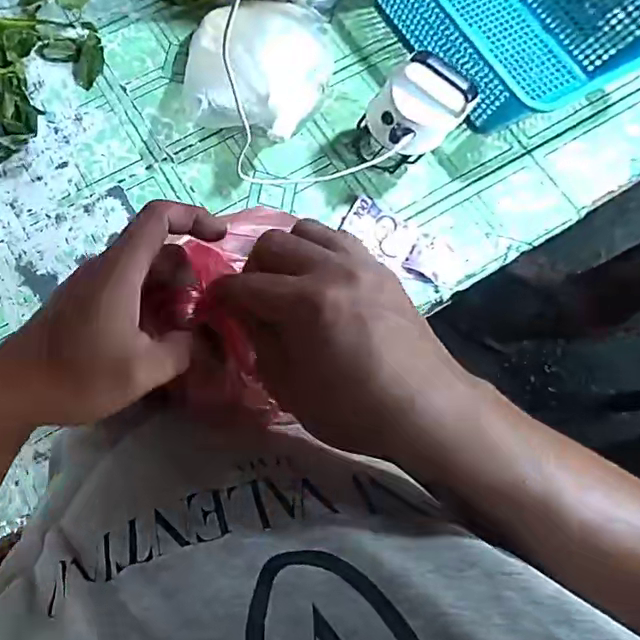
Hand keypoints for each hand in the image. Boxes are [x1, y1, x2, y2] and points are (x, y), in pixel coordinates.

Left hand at [0, 201, 227, 429]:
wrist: (14, 389)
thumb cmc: (78, 376)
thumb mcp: (142, 370)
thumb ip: (182, 350)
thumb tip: (197, 339)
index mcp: (119, 270)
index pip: (159, 217)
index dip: (194, 216)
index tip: (220, 239)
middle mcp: (104, 268)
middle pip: (156, 249)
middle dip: (187, 273)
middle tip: (198, 313)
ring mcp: (91, 285)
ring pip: (142, 272)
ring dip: (169, 294)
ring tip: (180, 334)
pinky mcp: (82, 303)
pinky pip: (125, 290)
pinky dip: (149, 305)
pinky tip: (153, 341)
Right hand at [213, 219, 483, 466]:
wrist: (426, 408)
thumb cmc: (352, 410)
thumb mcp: (288, 386)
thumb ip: (258, 340)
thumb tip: (240, 312)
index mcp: (305, 303)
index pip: (243, 285)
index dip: (219, 297)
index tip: (212, 309)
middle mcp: (331, 269)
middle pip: (270, 243)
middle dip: (250, 270)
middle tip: (252, 300)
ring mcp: (360, 262)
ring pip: (304, 229)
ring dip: (285, 253)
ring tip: (285, 284)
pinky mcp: (379, 267)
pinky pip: (336, 238)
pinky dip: (316, 250)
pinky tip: (318, 281)